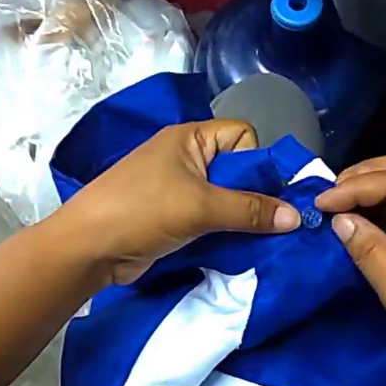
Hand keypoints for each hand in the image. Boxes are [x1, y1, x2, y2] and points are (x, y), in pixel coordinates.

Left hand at [51, 120, 299, 285]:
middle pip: (237, 170)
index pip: (242, 136)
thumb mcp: (200, 206)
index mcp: (190, 139)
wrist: (88, 249)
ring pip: (225, 198)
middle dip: (255, 195)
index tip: (265, 193)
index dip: (257, 161)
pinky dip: (224, 232)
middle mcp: (186, 158)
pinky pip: (211, 219)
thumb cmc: (141, 211)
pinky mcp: (174, 218)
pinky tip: (238, 248)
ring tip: (259, 240)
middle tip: (270, 223)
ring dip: (241, 218)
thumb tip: (297, 217)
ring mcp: (178, 190)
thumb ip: (250, 210)